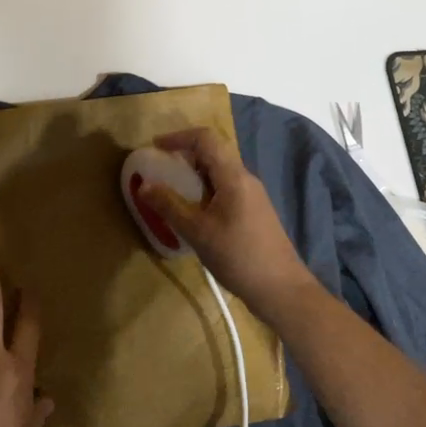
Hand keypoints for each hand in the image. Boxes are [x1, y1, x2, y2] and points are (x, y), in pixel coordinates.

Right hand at [142, 128, 317, 316]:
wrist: (282, 289)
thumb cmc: (238, 256)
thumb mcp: (197, 232)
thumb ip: (169, 206)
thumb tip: (144, 185)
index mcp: (233, 176)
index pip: (205, 139)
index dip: (178, 137)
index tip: (156, 147)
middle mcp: (246, 178)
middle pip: (213, 152)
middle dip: (185, 154)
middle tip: (162, 169)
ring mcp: (253, 195)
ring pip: (220, 171)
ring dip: (195, 173)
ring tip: (174, 191)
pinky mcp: (255, 211)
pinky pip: (226, 187)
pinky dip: (206, 189)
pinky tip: (196, 212)